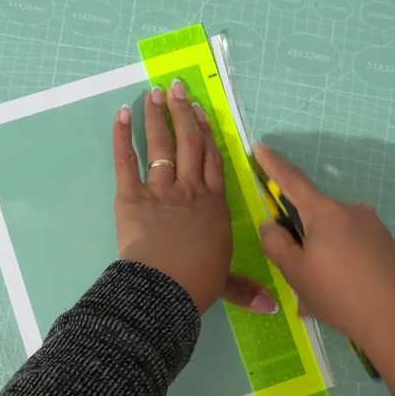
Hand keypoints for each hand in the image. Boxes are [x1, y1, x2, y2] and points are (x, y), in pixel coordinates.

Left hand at [114, 81, 276, 313]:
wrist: (164, 288)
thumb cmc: (196, 284)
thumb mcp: (225, 284)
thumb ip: (245, 289)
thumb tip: (272, 307)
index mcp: (215, 206)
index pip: (213, 161)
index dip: (207, 134)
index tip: (201, 112)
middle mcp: (191, 190)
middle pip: (190, 144)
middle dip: (184, 113)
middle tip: (177, 88)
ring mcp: (161, 190)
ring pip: (162, 145)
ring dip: (158, 116)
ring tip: (155, 92)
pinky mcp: (132, 196)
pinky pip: (127, 161)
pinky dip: (122, 137)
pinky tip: (121, 114)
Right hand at [254, 142, 394, 395]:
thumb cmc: (339, 294)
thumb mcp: (294, 272)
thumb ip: (275, 242)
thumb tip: (272, 224)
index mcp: (325, 212)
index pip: (291, 180)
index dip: (272, 164)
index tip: (259, 147)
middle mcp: (350, 210)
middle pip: (313, 214)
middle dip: (299, 238)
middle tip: (293, 273)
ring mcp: (372, 226)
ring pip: (331, 236)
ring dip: (318, 258)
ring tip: (315, 297)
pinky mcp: (385, 245)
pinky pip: (350, 249)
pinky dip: (337, 266)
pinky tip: (338, 297)